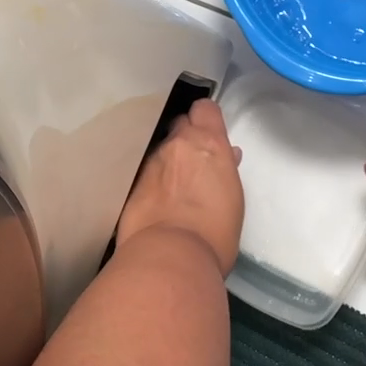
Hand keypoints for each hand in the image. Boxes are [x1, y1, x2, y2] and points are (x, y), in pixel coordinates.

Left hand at [116, 99, 244, 273]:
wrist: (170, 257)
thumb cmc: (215, 231)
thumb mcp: (232, 196)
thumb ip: (225, 168)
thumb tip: (226, 156)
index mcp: (208, 142)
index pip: (204, 108)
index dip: (206, 118)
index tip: (211, 134)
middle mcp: (177, 144)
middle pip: (180, 124)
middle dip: (186, 137)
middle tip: (194, 162)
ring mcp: (152, 162)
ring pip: (162, 150)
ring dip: (169, 161)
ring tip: (175, 188)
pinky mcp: (132, 184)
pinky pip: (146, 173)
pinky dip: (154, 182)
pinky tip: (158, 203)